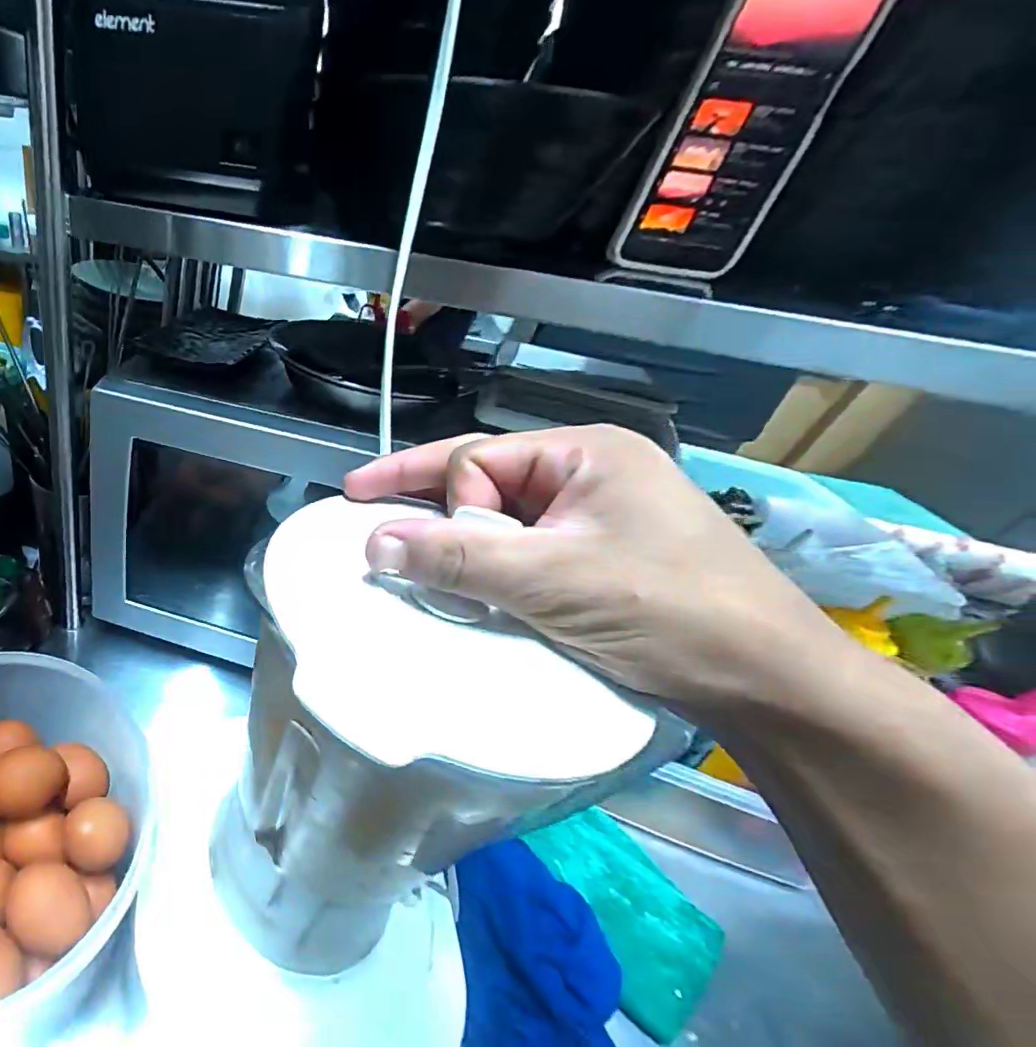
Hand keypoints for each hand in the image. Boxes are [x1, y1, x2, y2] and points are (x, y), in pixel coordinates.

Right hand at [343, 425, 855, 712]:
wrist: (771, 688)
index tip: (417, 549)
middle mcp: (584, 473)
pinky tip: (462, 586)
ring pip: (491, 519)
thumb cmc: (668, 613)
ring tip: (418, 570)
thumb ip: (454, 556)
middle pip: (477, 483)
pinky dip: (482, 568)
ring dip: (456, 547)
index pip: (474, 461)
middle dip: (434, 514)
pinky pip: (512, 549)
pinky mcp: (589, 555)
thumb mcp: (549, 580)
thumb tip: (370, 544)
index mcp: (584, 453)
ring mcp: (589, 515)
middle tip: (374, 532)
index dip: (445, 505)